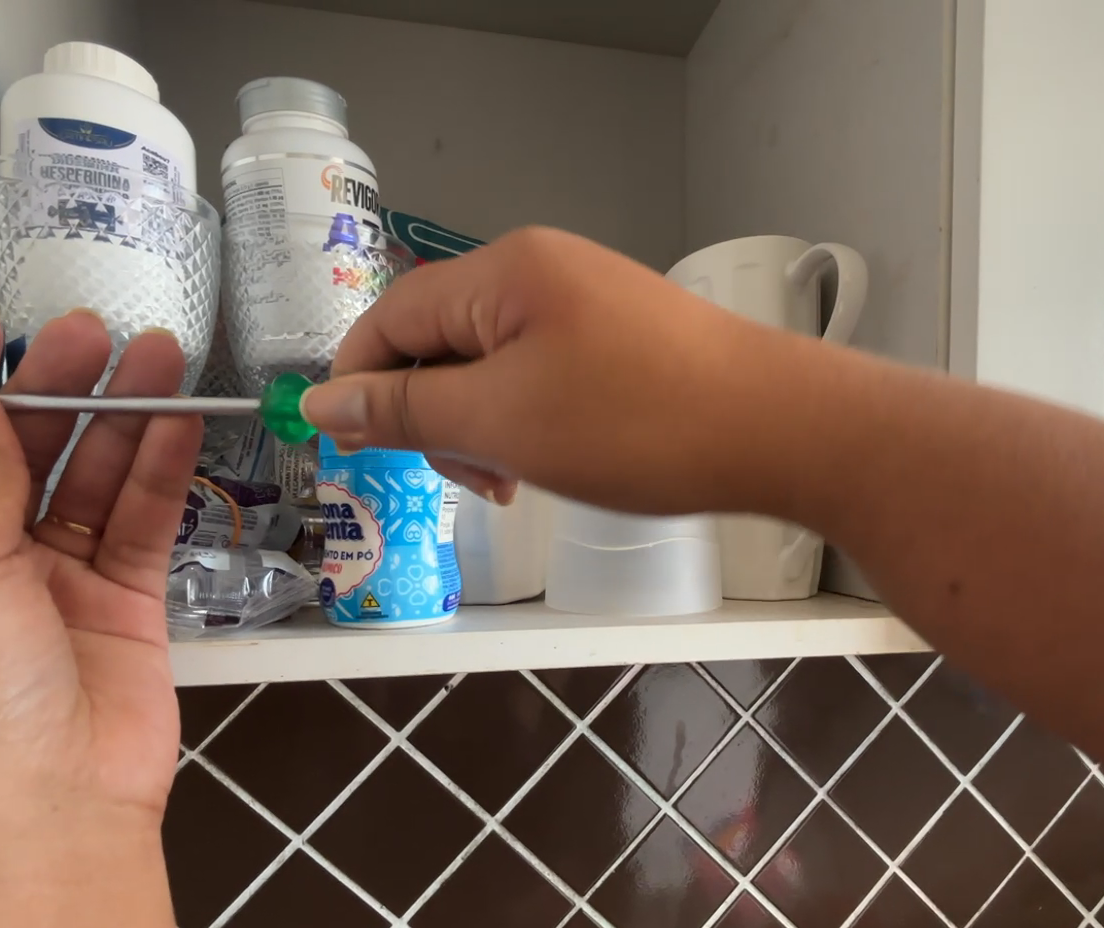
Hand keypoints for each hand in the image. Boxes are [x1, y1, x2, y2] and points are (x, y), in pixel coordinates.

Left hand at [0, 304, 201, 867]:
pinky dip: (161, 474)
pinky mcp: (122, 604)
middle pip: (15, 453)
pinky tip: (179, 429)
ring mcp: (51, 584)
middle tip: (97, 336)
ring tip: (159, 362)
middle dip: (56, 390)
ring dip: (123, 421)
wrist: (43, 819)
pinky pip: (139, 524)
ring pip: (89, 482)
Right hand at [302, 227, 797, 515]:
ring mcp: (585, 304)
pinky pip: (541, 377)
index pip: (390, 317)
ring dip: (482, 427)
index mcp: (502, 273)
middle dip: (435, 416)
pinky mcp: (618, 340)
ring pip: (492, 368)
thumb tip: (324, 399)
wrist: (779, 431)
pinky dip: (527, 422)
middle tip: (473, 478)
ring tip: (514, 479)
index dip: (359, 383)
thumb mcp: (504, 420)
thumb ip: (407, 409)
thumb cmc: (635, 425)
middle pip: (441, 343)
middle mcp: (539, 273)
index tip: (353, 447)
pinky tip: (550, 459)